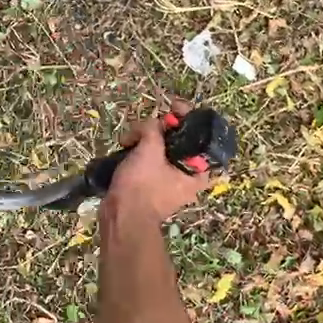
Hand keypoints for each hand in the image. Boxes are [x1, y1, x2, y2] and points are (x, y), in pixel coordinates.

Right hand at [106, 99, 206, 224]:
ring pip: (161, 146)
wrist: (122, 216)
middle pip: (178, 138)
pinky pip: (149, 157)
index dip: (187, 116)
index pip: (200, 135)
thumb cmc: (142, 186)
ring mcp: (169, 178)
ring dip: (143, 137)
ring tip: (127, 140)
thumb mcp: (149, 152)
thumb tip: (154, 123)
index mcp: (198, 170)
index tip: (171, 106)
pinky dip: (138, 148)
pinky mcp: (152, 181)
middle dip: (157, 127)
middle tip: (142, 127)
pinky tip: (124, 146)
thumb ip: (155, 130)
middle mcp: (188, 174)